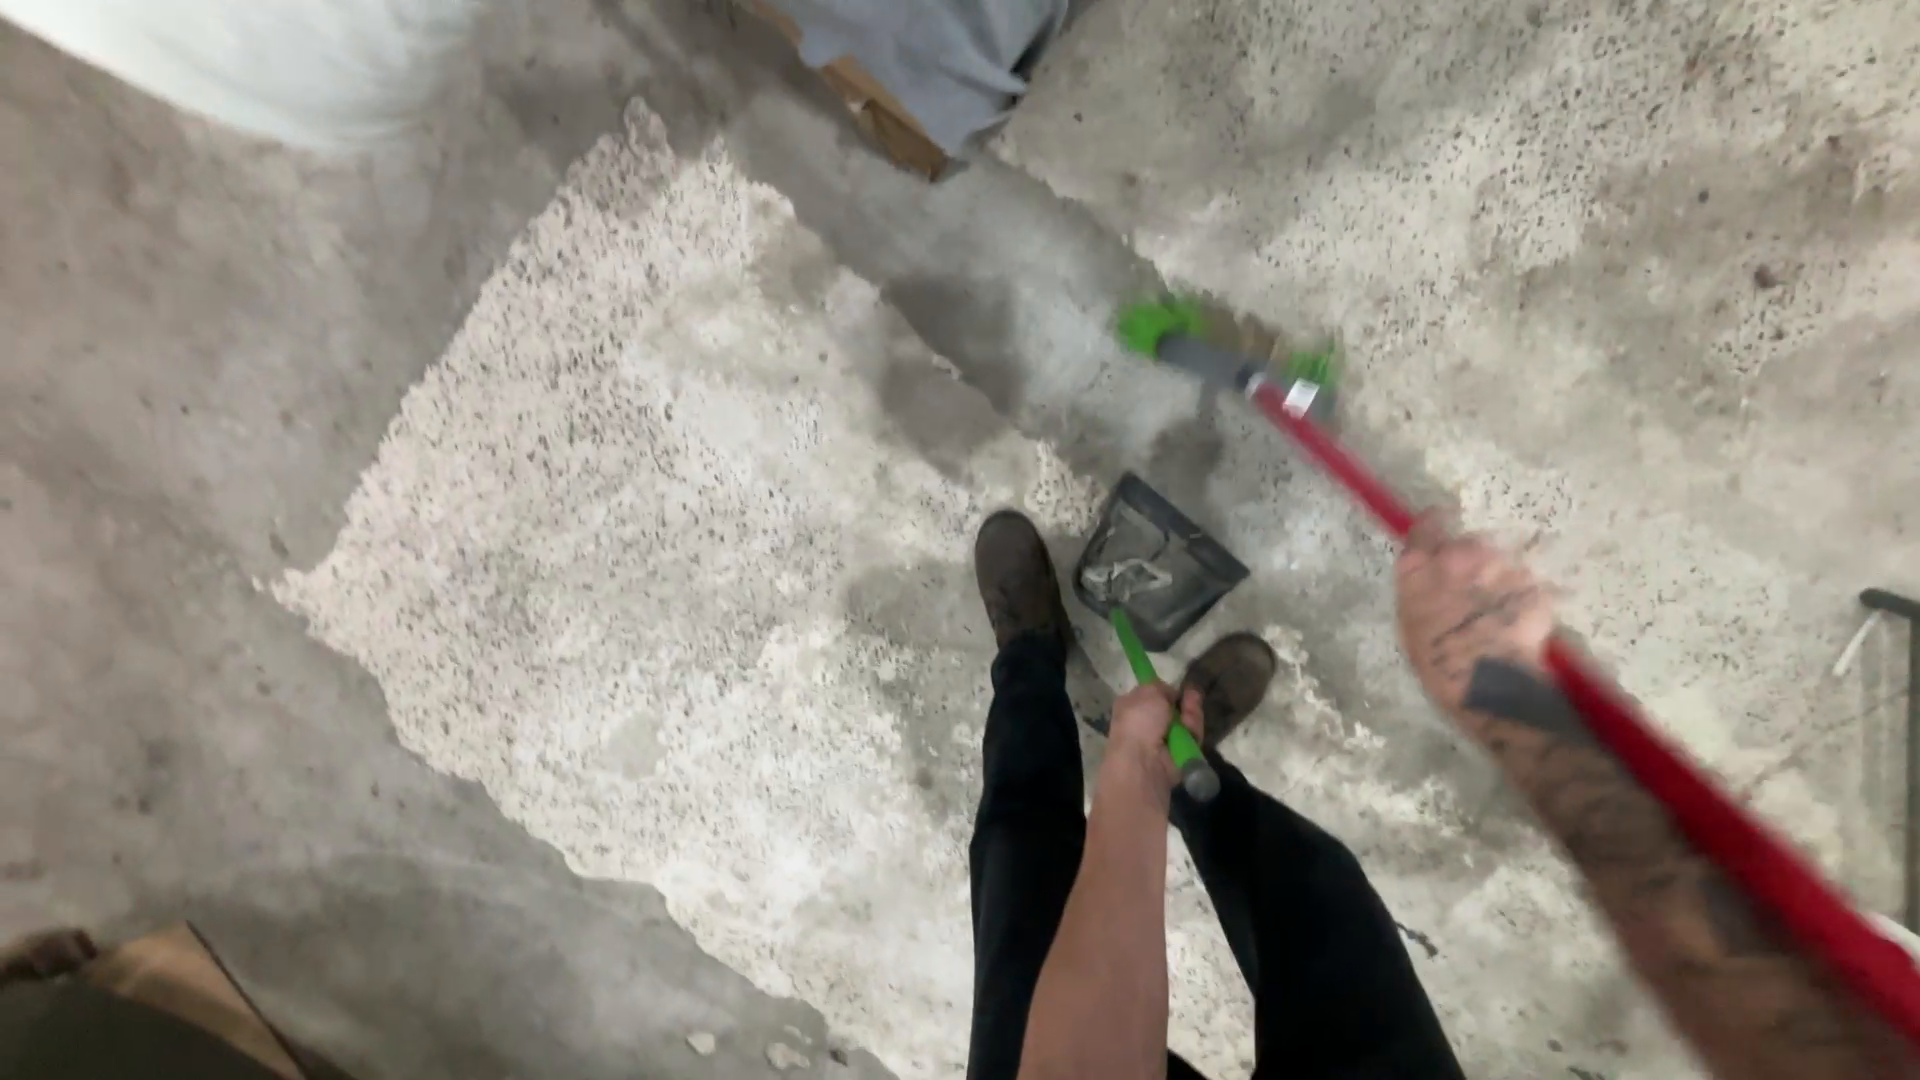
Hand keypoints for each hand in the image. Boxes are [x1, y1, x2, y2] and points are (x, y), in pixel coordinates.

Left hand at [1106, 682, 1203, 786]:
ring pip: (1185, 720)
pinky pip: (1192, 736)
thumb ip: (1160, 687)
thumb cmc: (1139, 721)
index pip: (1150, 695)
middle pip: (1172, 707)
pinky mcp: (1179, 752)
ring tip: (1190, 712)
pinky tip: (1191, 726)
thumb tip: (1169, 693)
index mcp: (1130, 706)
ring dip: (1191, 713)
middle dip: (1184, 700)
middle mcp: (1145, 723)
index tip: (1175, 686)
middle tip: (1192, 694)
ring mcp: (1163, 739)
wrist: (1143, 761)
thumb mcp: (1148, 692)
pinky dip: (1193, 730)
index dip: (1163, 690)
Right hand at [1394, 518, 1554, 712]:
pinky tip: (1523, 612)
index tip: (1441, 520)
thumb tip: (1428, 571)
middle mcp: (1457, 556)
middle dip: (1471, 555)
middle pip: (1468, 540)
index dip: (1434, 523)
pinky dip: (1528, 591)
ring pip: (1502, 555)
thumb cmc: (1437, 661)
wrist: (1487, 683)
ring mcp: (1498, 566)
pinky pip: (1530, 578)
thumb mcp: (1410, 621)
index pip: (1426, 526)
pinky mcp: (1533, 582)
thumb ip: (1419, 586)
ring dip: (1501, 571)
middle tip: (1473, 582)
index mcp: (1419, 567)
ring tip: (1502, 600)